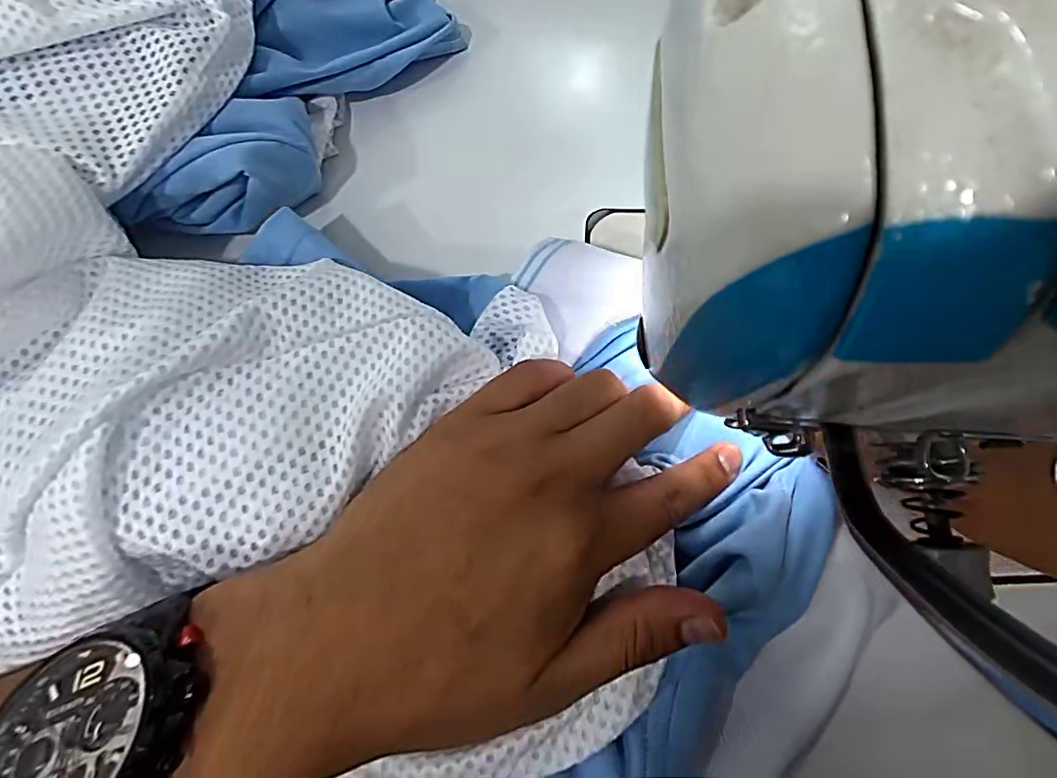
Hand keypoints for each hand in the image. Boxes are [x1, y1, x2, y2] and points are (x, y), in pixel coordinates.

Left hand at [180, 360, 740, 776]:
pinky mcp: (462, 422)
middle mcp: (554, 476)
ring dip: (616, 396)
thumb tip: (713, 617)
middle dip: (669, 412)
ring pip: (591, 386)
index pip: (670, 493)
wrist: (326, 642)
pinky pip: (529, 374)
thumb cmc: (443, 672)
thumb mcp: (547, 681)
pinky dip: (558, 379)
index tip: (730, 451)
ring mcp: (506, 440)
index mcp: (580, 541)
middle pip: (639, 413)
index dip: (709, 470)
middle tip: (667, 427)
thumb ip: (634, 636)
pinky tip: (554, 403)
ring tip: (610, 421)